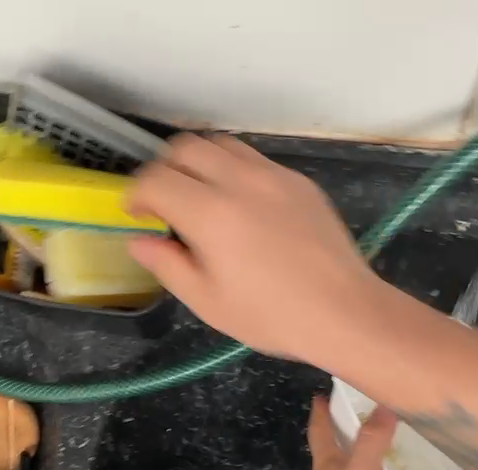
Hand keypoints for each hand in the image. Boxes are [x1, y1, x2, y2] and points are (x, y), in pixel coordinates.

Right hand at [126, 134, 390, 360]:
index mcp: (210, 213)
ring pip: (222, 144)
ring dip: (199, 162)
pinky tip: (240, 204)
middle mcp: (239, 181)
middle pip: (186, 148)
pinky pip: (255, 159)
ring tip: (199, 195)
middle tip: (163, 200)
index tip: (135, 213)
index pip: (156, 180)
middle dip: (164, 169)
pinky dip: (233, 169)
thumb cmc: (271, 317)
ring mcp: (273, 175)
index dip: (137, 194)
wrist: (342, 312)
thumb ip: (168, 265)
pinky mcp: (298, 181)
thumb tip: (139, 241)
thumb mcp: (209, 303)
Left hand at [299, 397, 396, 469]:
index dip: (321, 408)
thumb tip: (386, 403)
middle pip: (332, 445)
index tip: (324, 392)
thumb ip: (373, 439)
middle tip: (362, 411)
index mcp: (326, 460)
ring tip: (382, 443)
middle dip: (342, 427)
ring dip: (360, 454)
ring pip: (347, 467)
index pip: (320, 427)